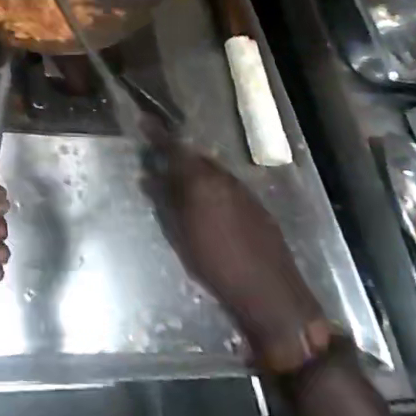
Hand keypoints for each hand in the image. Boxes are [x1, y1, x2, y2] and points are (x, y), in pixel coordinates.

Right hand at [148, 141, 328, 370]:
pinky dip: (213, 185)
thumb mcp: (181, 236)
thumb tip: (148, 177)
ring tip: (180, 182)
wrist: (271, 295)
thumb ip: (165, 201)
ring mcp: (244, 191)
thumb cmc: (216, 266)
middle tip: (159, 161)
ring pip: (213, 170)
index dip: (158, 134)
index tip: (144, 121)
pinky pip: (228, 185)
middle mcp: (224, 178)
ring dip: (195, 171)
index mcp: (201, 182)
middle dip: (176, 155)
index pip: (175, 149)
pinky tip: (207, 203)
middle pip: (195, 156)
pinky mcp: (257, 206)